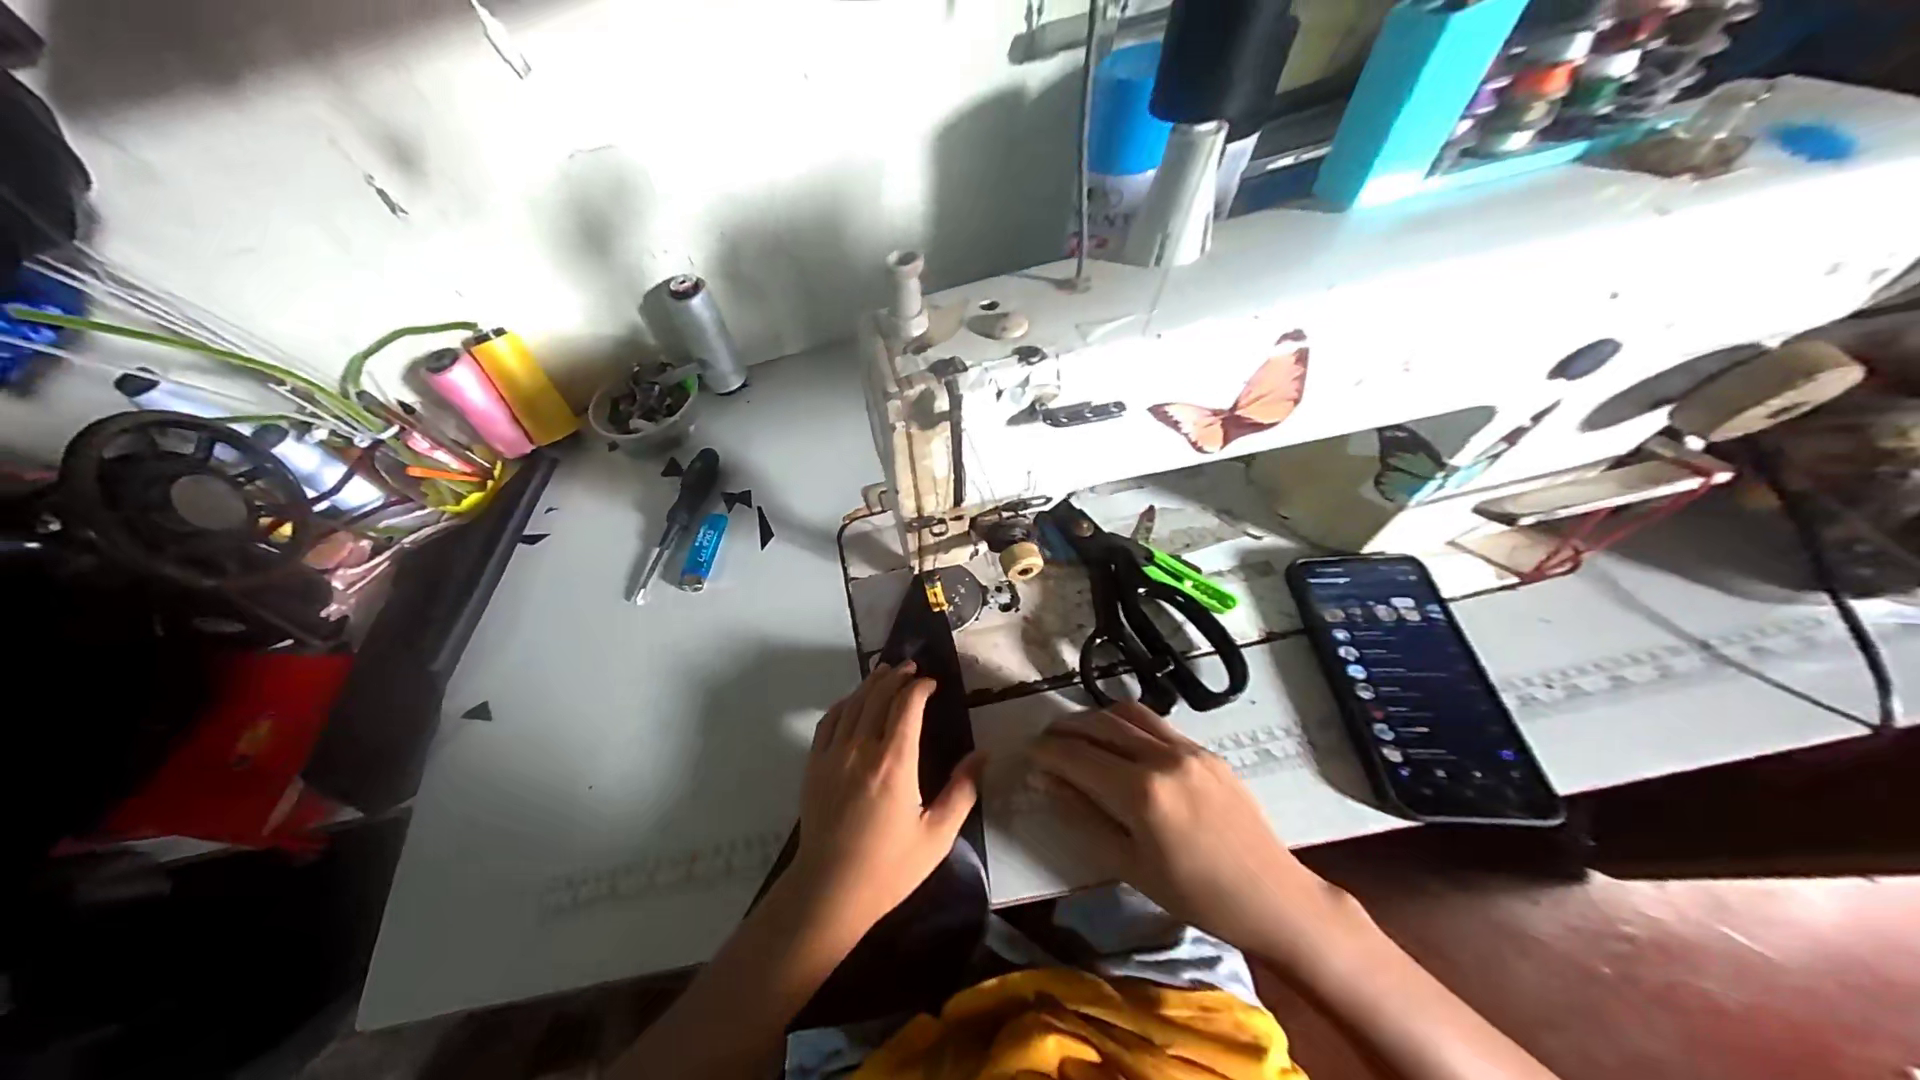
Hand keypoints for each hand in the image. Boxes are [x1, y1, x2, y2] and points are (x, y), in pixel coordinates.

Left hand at [791, 661, 982, 936]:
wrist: (829, 891)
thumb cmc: (889, 868)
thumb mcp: (937, 835)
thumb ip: (963, 790)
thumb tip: (983, 755)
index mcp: (894, 762)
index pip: (907, 705)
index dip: (920, 687)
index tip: (932, 684)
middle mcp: (861, 749)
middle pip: (878, 696)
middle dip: (896, 676)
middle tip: (911, 667)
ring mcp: (832, 755)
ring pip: (852, 704)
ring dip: (870, 684)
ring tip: (885, 673)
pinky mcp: (814, 766)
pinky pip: (828, 722)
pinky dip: (843, 704)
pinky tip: (852, 702)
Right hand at [1030, 703, 1342, 960]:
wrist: (1271, 895)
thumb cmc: (1195, 895)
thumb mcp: (1129, 865)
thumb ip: (1084, 817)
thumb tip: (1048, 783)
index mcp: (1141, 793)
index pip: (1077, 756)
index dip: (1046, 752)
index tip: (1028, 753)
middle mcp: (1162, 758)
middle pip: (1099, 724)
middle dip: (1065, 728)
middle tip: (1045, 740)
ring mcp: (1188, 749)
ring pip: (1128, 713)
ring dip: (1095, 718)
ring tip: (1077, 734)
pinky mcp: (1206, 750)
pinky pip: (1156, 724)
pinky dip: (1126, 725)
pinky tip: (1119, 744)